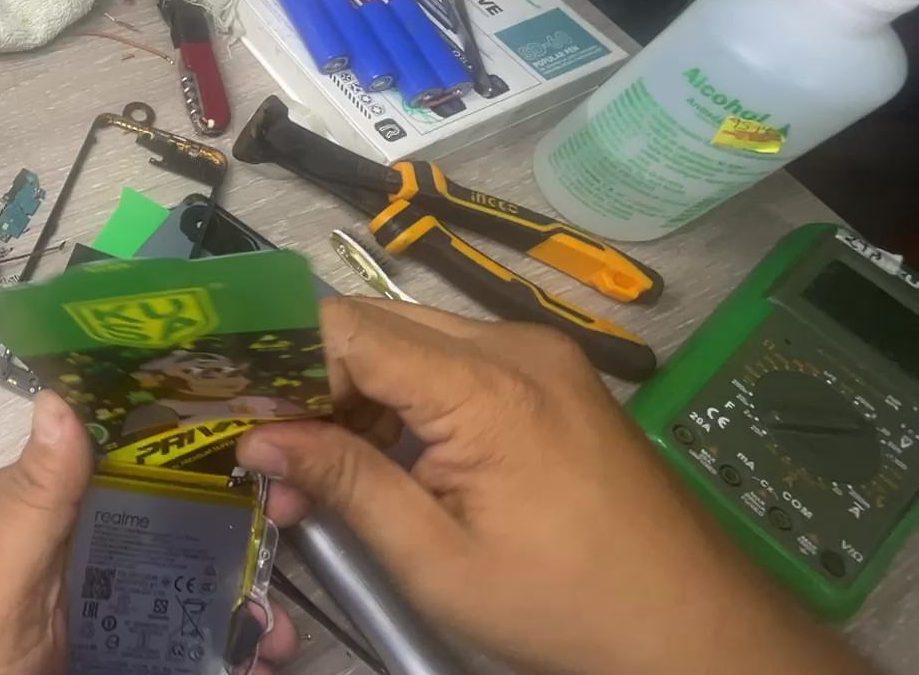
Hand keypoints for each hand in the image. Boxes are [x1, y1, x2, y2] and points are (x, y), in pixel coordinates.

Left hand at [0, 391, 297, 674]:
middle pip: (156, 517)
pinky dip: (207, 645)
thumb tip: (60, 394)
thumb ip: (34, 496)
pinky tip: (249, 659)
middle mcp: (66, 538)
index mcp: (37, 500)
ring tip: (277, 631)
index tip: (247, 445)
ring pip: (169, 578)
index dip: (175, 444)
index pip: (112, 450)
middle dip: (221, 532)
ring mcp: (83, 596)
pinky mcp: (99, 645)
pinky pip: (163, 635)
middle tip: (284, 546)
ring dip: (225, 597)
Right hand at [237, 297, 873, 674]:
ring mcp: (531, 354)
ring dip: (349, 394)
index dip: (286, 362)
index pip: (346, 327)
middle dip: (311, 382)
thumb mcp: (437, 561)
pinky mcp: (541, 374)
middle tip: (279, 449)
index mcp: (485, 386)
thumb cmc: (569, 610)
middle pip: (368, 326)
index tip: (255, 418)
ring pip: (398, 340)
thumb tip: (252, 439)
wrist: (717, 647)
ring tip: (324, 465)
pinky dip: (395, 399)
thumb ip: (341, 481)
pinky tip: (382, 454)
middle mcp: (507, 344)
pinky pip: (438, 360)